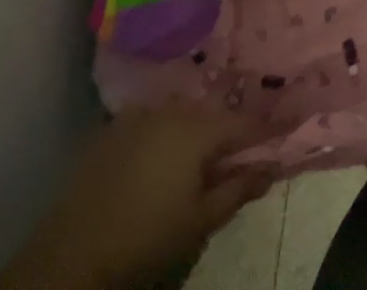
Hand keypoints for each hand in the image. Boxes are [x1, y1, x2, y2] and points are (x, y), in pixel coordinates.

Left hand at [0, 106, 276, 289]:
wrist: (71, 255)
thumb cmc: (147, 236)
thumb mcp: (202, 219)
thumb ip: (241, 188)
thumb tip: (273, 167)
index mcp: (197, 129)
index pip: (247, 122)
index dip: (272, 126)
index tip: (294, 123)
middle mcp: (169, 112)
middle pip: (213, 114)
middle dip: (232, 130)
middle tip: (248, 150)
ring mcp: (135, 118)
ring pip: (181, 116)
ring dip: (198, 131)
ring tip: (206, 157)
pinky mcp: (109, 132)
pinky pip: (152, 124)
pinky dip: (167, 135)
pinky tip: (165, 160)